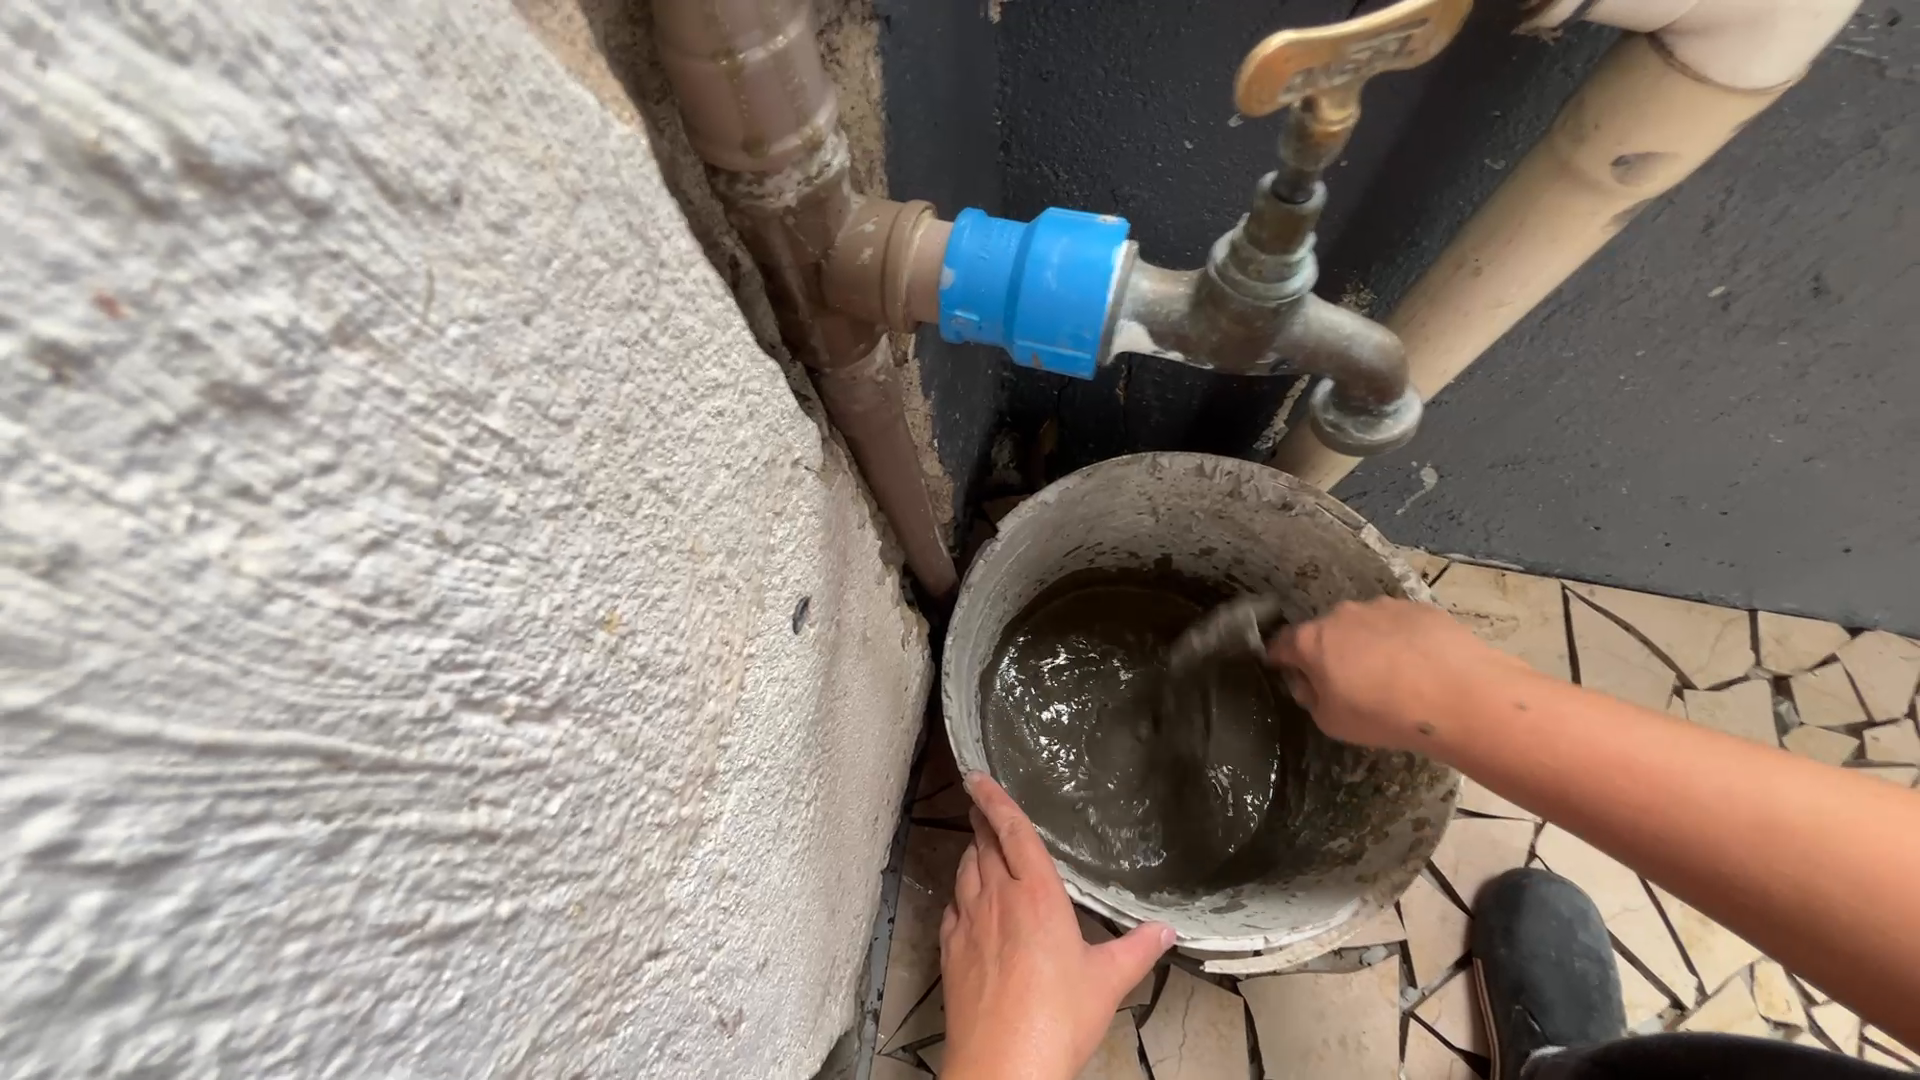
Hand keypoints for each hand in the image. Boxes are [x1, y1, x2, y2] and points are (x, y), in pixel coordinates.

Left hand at [939, 772, 1174, 1079]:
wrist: (1002, 1067)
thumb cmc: (1059, 1018)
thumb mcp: (1107, 983)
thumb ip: (1137, 950)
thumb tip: (1167, 930)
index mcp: (1036, 894)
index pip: (1012, 831)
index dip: (995, 799)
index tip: (977, 775)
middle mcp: (997, 898)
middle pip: (984, 844)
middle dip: (981, 819)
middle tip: (979, 802)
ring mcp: (968, 923)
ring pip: (965, 871)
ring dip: (971, 852)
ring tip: (979, 845)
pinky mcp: (950, 950)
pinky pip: (952, 907)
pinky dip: (959, 894)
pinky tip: (966, 902)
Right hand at [1267, 596, 1525, 751]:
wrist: (1461, 697)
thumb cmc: (1384, 714)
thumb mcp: (1330, 722)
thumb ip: (1310, 698)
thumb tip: (1310, 683)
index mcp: (1310, 640)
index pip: (1279, 644)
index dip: (1281, 661)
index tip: (1290, 675)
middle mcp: (1339, 615)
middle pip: (1322, 632)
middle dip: (1328, 653)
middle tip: (1348, 683)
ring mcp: (1380, 607)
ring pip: (1362, 625)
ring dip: (1366, 644)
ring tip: (1393, 675)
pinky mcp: (1418, 607)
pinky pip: (1398, 624)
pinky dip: (1400, 640)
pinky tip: (1421, 666)